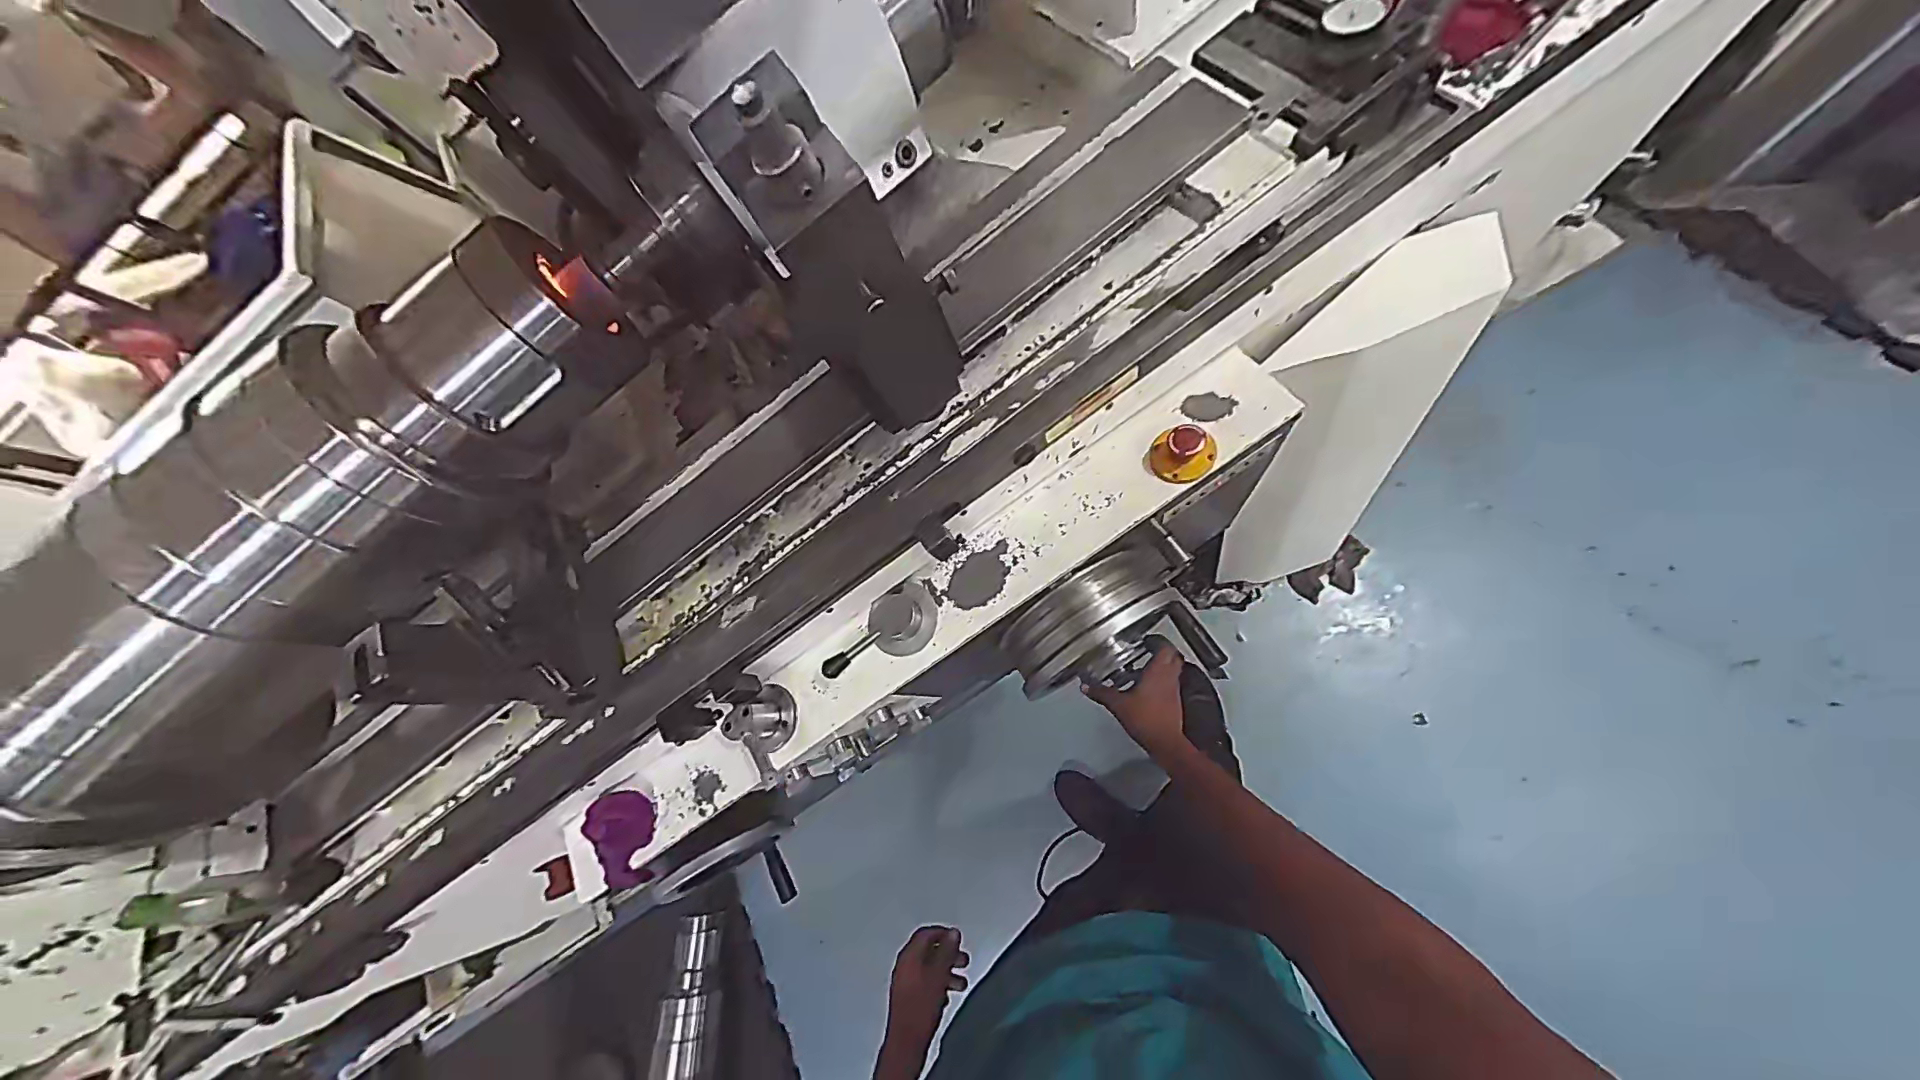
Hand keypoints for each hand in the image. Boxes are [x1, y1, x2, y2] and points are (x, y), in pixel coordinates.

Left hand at [886, 926, 969, 1042]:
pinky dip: (938, 983)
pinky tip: (946, 995)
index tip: (958, 938)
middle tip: (962, 960)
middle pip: (928, 950)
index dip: (943, 933)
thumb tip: (953, 933)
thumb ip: (947, 952)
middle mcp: (904, 966)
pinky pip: (925, 982)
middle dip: (947, 953)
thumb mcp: (938, 975)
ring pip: (928, 967)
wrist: (906, 1042)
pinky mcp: (908, 998)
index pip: (925, 933)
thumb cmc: (920, 1008)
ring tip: (960, 982)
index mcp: (909, 956)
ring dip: (945, 970)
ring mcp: (904, 982)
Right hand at [1083, 643, 1187, 758]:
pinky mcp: (1175, 703)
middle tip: (1148, 651)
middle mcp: (1169, 678)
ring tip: (1143, 669)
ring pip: (1173, 671)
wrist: (1165, 742)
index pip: (1164, 647)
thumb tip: (1086, 686)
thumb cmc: (1146, 720)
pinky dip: (1161, 683)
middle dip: (1162, 651)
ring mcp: (1174, 690)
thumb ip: (1101, 692)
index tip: (1146, 640)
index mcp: (1158, 672)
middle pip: (1173, 657)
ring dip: (1161, 667)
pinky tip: (1146, 690)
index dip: (1157, 641)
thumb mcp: (1118, 704)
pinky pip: (1170, 685)